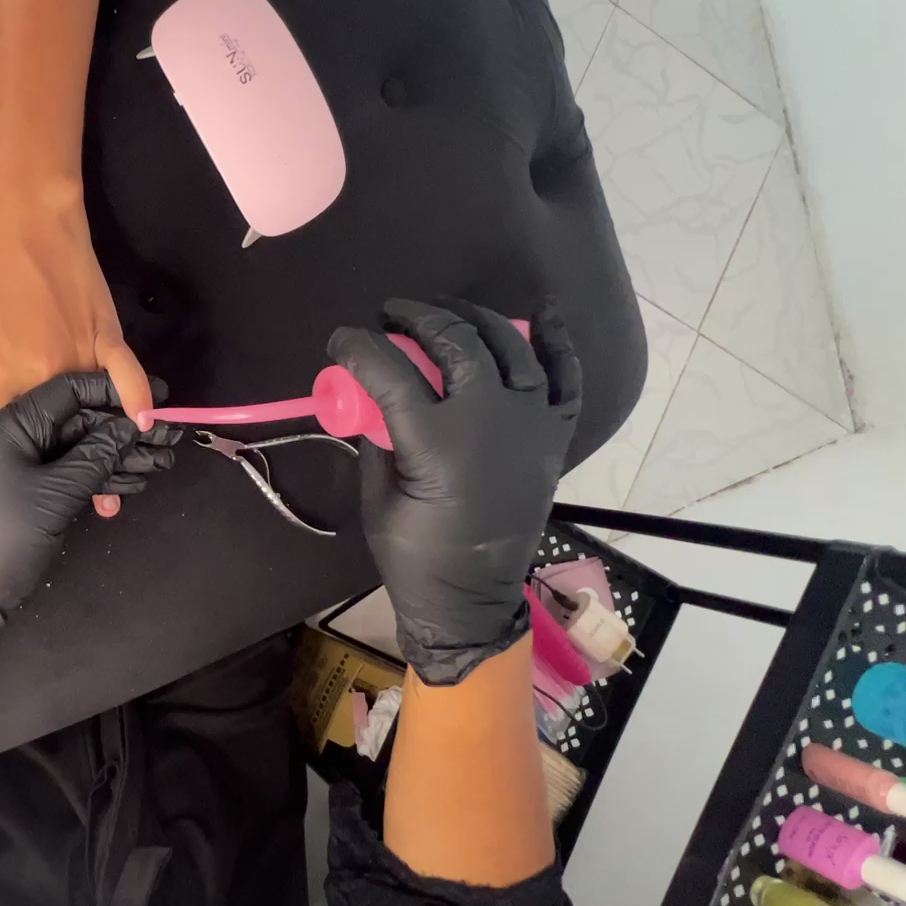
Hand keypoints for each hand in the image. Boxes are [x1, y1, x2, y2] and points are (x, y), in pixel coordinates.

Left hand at [0, 184, 154, 517]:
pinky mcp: (108, 337)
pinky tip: (148, 426)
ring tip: (116, 486)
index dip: (16, 468)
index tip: (28, 493)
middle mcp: (41, 374)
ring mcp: (78, 355)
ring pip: (94, 413)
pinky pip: (126, 374)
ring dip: (106, 451)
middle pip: (56, 436)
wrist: (30, 225)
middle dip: (70, 475)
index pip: (6, 435)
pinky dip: (138, 399)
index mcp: (1, 375)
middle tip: (87, 505)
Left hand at [0, 372, 179, 669]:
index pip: (66, 391)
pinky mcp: (31, 495)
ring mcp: (23, 468)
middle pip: (78, 422)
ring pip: (79, 452)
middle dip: (123, 430)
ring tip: (163, 461)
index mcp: (9, 426)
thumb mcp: (55, 494)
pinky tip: (135, 482)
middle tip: (170, 435)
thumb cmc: (3, 538)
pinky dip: (101, 479)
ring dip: (120, 457)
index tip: (154, 397)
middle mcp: (15, 438)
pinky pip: (70, 476)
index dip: (112, 391)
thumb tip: (132, 425)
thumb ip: (96, 455)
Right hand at [328, 299, 581, 685]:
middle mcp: (488, 419)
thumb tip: (370, 393)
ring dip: (471, 316)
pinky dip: (555, 340)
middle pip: (453, 342)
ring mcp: (529, 423)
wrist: (470, 595)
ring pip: (507, 344)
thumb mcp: (375, 495)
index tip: (340, 339)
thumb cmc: (412, 551)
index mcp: (434, 442)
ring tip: (443, 311)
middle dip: (414, 317)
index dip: (358, 346)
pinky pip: (566, 375)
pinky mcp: (553, 435)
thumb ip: (374, 436)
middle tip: (389, 315)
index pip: (389, 371)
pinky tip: (540, 312)